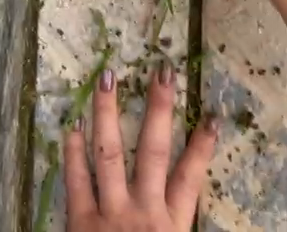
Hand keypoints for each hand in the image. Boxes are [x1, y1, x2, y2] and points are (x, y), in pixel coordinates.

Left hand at [65, 63, 216, 231]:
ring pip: (110, 153)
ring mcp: (110, 212)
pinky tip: (74, 123)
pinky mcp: (80, 222)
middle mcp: (143, 210)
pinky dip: (73, 152)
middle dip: (159, 108)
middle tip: (163, 70)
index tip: (213, 116)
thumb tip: (178, 194)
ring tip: (107, 78)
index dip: (202, 146)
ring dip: (107, 112)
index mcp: (170, 226)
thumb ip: (174, 224)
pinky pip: (76, 180)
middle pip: (154, 151)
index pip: (190, 178)